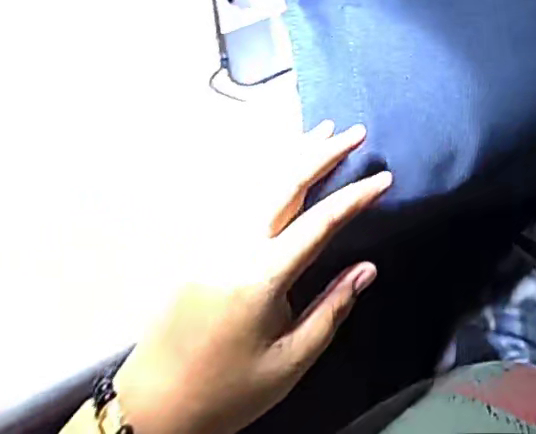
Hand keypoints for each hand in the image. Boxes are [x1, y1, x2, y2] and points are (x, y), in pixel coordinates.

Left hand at [110, 123, 392, 433]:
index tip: (385, 179)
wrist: (150, 410)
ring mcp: (214, 240)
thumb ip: (331, 309)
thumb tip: (368, 268)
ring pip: (261, 180)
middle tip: (357, 132)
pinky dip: (265, 167)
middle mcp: (237, 245)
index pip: (320, 222)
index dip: (356, 197)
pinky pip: (239, 192)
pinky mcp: (202, 245)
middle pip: (287, 184)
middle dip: (324, 153)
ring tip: (325, 129)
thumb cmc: (227, 392)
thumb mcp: (289, 363)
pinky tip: (279, 157)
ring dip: (296, 151)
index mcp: (262, 276)